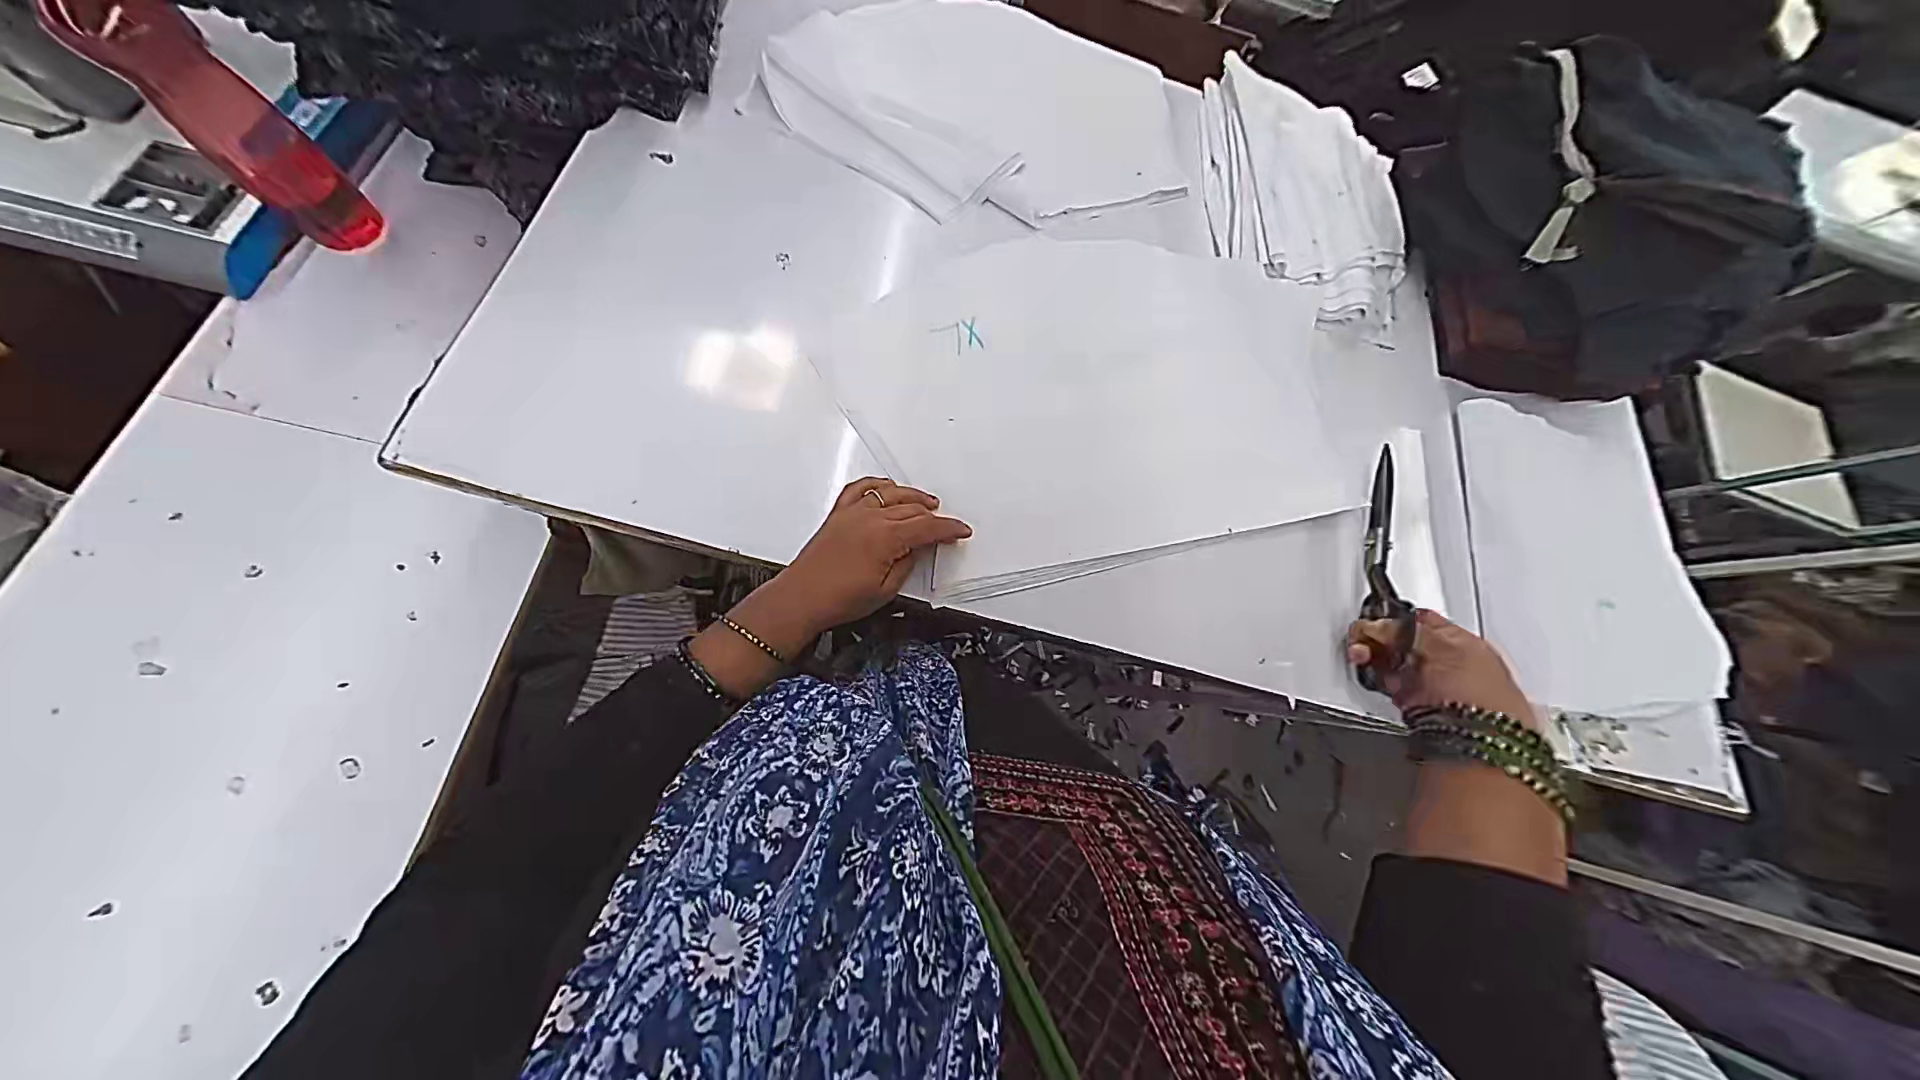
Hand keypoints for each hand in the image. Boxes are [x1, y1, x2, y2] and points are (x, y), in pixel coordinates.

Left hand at [765, 477, 972, 637]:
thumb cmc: (836, 598)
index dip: (949, 529)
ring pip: (891, 494)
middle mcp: (869, 518)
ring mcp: (852, 513)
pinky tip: (885, 487)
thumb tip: (917, 549)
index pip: (927, 527)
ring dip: (912, 497)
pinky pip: (861, 489)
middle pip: (912, 509)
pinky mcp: (838, 514)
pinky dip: (878, 485)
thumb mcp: (886, 589)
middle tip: (945, 526)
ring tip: (925, 503)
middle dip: (934, 517)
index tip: (960, 531)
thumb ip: (907, 563)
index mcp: (885, 537)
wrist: (801, 599)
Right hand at [1348, 609, 1537, 729]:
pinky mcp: (1416, 707)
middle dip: (1377, 640)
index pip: (1417, 620)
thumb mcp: (1437, 646)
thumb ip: (1403, 630)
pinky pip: (1388, 684)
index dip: (1392, 620)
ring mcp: (1431, 686)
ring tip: (1363, 659)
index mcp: (1462, 643)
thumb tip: (1377, 625)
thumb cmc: (1477, 694)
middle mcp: (1447, 664)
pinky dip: (1377, 679)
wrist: (1478, 740)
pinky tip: (1371, 675)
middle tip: (1363, 642)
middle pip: (1400, 642)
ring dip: (1373, 659)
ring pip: (1391, 663)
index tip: (1372, 622)